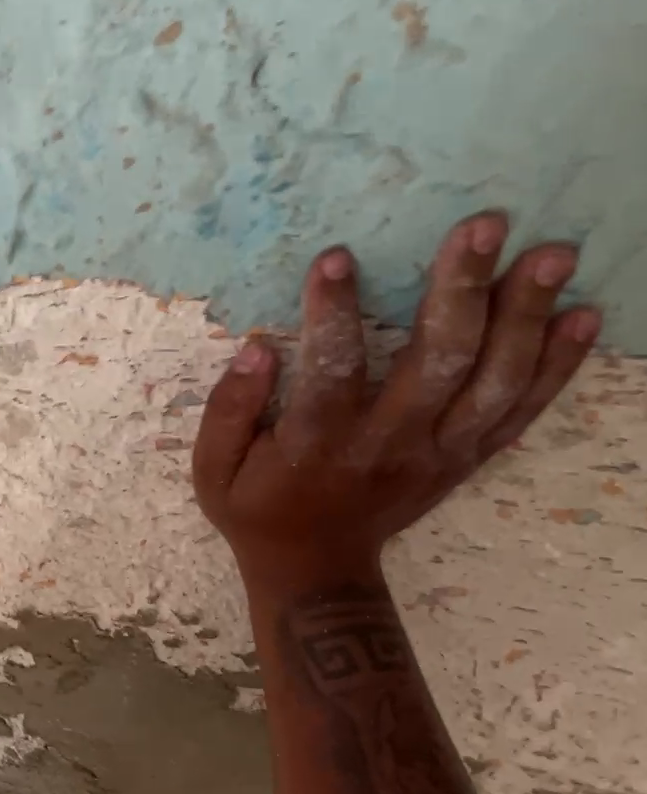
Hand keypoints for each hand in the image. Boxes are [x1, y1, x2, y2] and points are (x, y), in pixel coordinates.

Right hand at [194, 211, 600, 585]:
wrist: (315, 566)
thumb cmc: (255, 511)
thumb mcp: (212, 470)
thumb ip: (228, 411)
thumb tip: (255, 349)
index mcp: (315, 443)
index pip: (330, 368)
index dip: (332, 312)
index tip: (335, 258)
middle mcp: (386, 443)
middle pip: (436, 361)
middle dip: (460, 290)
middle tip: (482, 226)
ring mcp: (437, 452)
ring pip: (492, 379)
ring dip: (524, 315)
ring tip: (550, 254)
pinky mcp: (466, 460)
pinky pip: (521, 411)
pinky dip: (556, 365)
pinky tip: (580, 315)